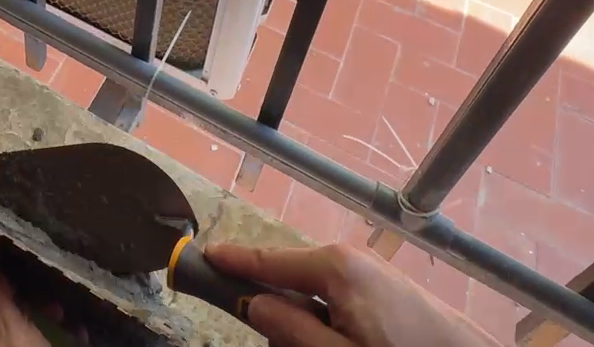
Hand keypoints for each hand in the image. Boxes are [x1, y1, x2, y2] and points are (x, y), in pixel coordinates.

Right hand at [206, 242, 498, 346]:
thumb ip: (294, 330)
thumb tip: (256, 303)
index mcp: (336, 267)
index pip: (269, 260)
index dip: (233, 262)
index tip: (203, 256)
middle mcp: (351, 258)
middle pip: (291, 278)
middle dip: (280, 312)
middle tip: (285, 344)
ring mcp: (373, 272)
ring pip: (317, 294)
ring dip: (310, 325)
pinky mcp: (390, 291)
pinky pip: (342, 301)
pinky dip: (332, 324)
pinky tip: (347, 345)